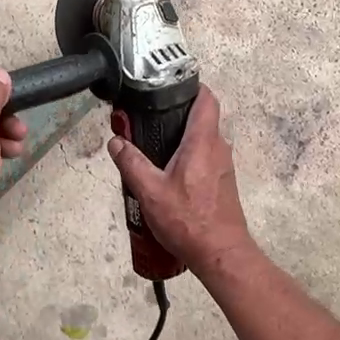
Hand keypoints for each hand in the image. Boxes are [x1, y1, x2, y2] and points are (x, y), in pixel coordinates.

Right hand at [106, 87, 254, 272]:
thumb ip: (131, 163)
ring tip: (153, 150)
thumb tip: (116, 142)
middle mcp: (218, 147)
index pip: (207, 99)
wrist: (221, 253)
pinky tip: (168, 176)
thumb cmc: (188, 220)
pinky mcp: (223, 182)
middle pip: (201, 118)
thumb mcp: (150, 192)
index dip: (192, 86)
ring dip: (181, 140)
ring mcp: (224, 165)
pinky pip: (205, 158)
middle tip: (148, 121)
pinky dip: (188, 158)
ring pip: (202, 140)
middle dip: (176, 116)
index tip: (169, 87)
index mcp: (203, 141)